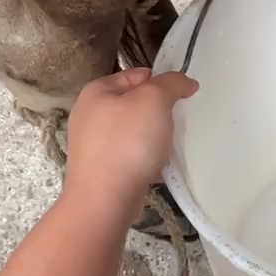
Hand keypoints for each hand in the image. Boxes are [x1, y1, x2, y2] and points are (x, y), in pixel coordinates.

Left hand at [62, 67, 197, 211]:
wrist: (105, 200)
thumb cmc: (127, 142)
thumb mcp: (154, 99)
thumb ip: (172, 83)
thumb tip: (186, 82)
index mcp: (97, 91)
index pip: (138, 75)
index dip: (162, 83)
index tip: (180, 98)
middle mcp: (89, 115)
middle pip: (136, 103)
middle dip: (159, 112)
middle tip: (175, 123)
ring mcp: (93, 145)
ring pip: (135, 131)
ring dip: (155, 137)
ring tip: (169, 146)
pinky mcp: (101, 170)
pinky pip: (131, 155)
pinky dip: (147, 159)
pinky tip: (159, 167)